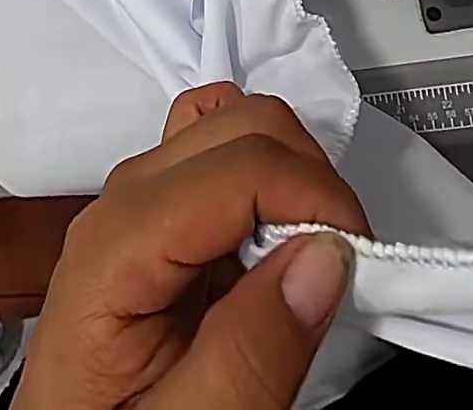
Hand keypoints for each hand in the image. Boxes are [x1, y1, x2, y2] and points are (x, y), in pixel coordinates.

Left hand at [18, 83, 367, 409]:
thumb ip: (251, 355)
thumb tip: (325, 254)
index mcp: (118, 245)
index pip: (243, 165)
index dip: (315, 197)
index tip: (354, 253)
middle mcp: (128, 197)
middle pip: (247, 123)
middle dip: (311, 177)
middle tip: (335, 256)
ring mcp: (147, 187)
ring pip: (243, 117)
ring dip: (295, 168)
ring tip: (303, 247)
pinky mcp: (170, 192)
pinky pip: (228, 134)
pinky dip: (271, 160)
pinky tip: (274, 222)